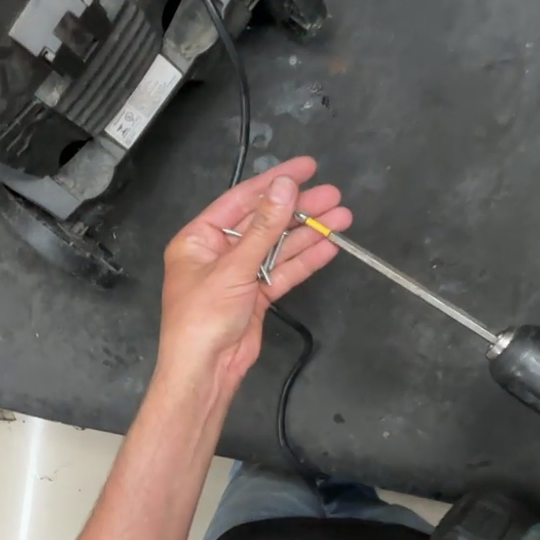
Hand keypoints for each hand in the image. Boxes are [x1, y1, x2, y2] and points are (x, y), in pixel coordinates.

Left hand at [158, 156, 351, 389]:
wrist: (204, 371)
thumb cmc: (202, 318)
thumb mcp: (233, 268)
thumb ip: (263, 227)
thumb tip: (284, 187)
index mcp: (197, 239)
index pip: (240, 200)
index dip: (274, 182)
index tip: (306, 168)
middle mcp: (216, 253)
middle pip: (262, 223)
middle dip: (298, 209)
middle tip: (333, 195)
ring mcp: (237, 276)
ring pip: (276, 248)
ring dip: (307, 233)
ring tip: (342, 218)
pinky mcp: (254, 297)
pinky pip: (281, 273)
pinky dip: (304, 261)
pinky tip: (328, 246)